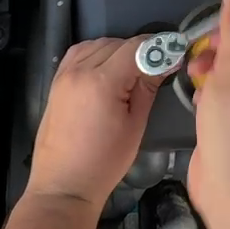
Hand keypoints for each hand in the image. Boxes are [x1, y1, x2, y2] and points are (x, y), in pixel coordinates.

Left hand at [26, 37, 162, 208]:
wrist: (63, 185)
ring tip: (129, 71)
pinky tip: (105, 68)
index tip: (173, 51)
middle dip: (138, 51)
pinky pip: (80, 52)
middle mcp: (80, 70)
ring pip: (98, 43)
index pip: (135, 47)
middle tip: (153, 68)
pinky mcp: (56, 80)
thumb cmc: (105, 161)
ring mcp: (64, 74)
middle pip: (117, 43)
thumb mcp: (136, 124)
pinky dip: (96, 53)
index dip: (157, 46)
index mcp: (102, 82)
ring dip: (117, 50)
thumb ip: (148, 86)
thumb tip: (165, 61)